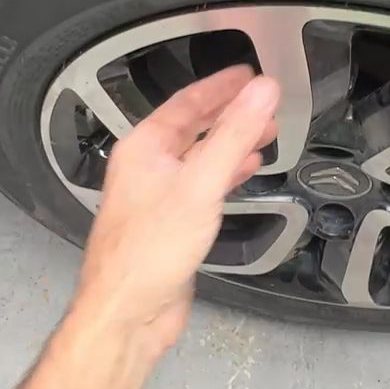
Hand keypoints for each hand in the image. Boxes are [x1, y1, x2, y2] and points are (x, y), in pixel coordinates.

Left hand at [72, 66, 279, 356]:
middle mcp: (147, 168)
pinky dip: (225, 174)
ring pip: (199, 156)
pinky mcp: (171, 222)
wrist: (127, 313)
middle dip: (230, 113)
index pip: (187, 102)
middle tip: (260, 101)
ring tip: (262, 133)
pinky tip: (242, 173)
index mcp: (144, 148)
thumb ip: (233, 135)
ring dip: (231, 142)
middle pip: (193, 127)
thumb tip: (260, 93)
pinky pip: (202, 185)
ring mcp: (158, 196)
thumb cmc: (146, 255)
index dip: (220, 86)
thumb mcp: (199, 185)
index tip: (246, 75)